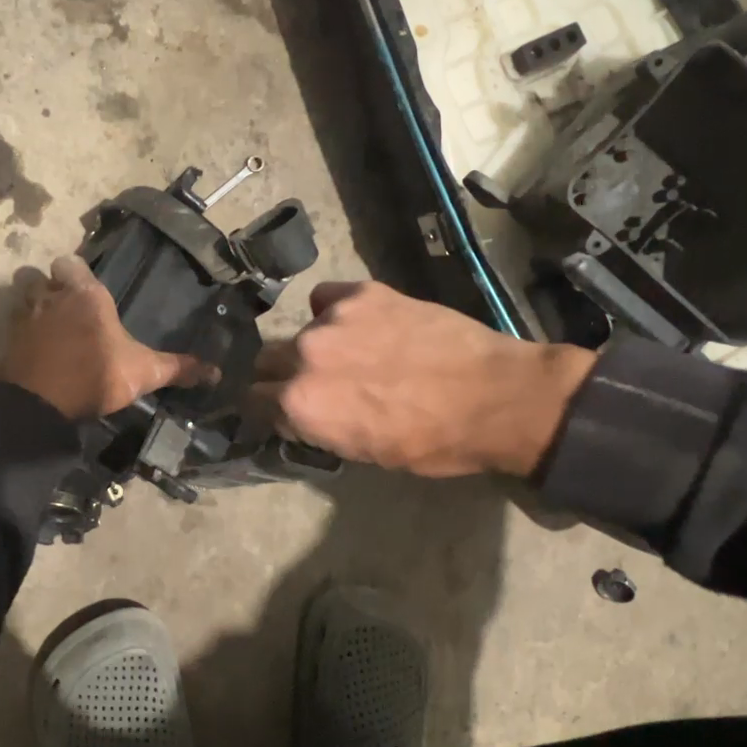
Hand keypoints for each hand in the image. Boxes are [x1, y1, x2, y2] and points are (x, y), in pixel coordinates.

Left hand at [0, 255, 216, 419]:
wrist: (41, 404)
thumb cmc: (96, 376)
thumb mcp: (144, 373)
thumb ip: (178, 368)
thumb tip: (216, 372)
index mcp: (86, 294)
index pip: (72, 262)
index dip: (76, 272)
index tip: (85, 286)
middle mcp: (52, 297)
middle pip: (39, 274)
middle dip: (47, 284)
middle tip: (63, 304)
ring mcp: (26, 317)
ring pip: (21, 294)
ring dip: (30, 303)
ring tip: (45, 322)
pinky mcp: (9, 341)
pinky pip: (13, 324)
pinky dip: (21, 331)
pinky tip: (34, 347)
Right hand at [247, 281, 596, 476]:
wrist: (494, 397)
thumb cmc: (431, 442)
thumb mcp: (363, 453)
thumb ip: (318, 427)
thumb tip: (300, 413)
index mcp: (300, 404)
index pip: (252, 399)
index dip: (266, 407)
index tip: (280, 409)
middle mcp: (304, 356)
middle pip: (266, 359)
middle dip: (281, 373)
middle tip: (314, 383)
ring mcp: (333, 319)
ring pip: (301, 329)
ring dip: (314, 344)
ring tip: (350, 352)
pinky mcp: (364, 293)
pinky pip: (328, 297)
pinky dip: (335, 310)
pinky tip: (360, 322)